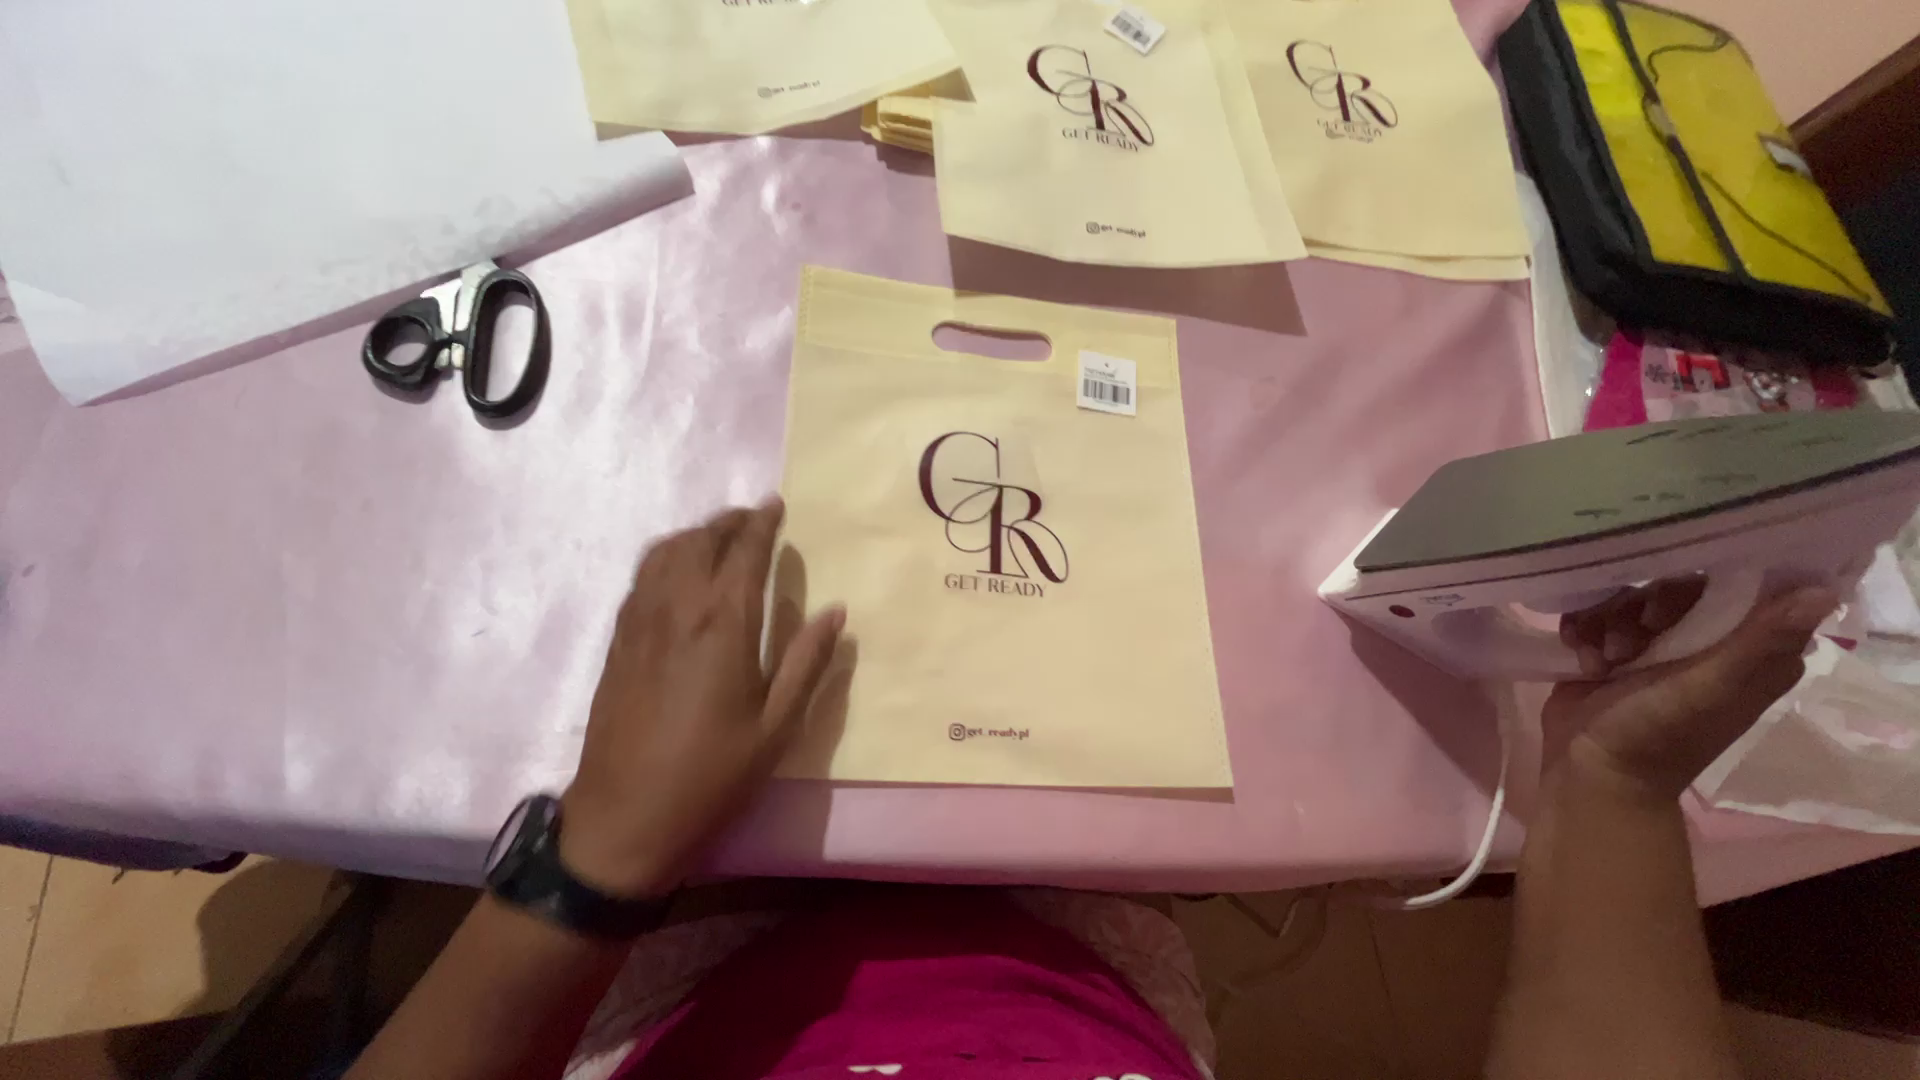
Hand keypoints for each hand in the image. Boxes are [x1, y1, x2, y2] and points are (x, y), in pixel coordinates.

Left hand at [559, 500, 844, 898]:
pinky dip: (666, 556)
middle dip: (730, 521)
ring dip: (696, 534)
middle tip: (753, 518)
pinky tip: (679, 572)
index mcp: (724, 624)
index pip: (744, 552)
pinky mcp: (619, 640)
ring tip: (719, 538)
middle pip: (702, 541)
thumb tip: (836, 610)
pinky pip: (642, 576)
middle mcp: (678, 608)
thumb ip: (807, 662)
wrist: (626, 817)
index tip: (776, 504)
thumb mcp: (777, 726)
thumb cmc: (713, 775)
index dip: (762, 523)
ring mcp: (641, 621)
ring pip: (666, 552)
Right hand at [1543, 579, 1836, 801]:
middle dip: (1638, 609)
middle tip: (1629, 643)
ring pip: (1626, 598)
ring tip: (1599, 660)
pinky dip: (1581, 631)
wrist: (1590, 769)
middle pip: (1672, 588)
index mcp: (1748, 654)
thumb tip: (1820, 592)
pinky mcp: (1609, 651)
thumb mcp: (1706, 690)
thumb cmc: (1654, 734)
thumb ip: (1755, 643)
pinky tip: (1580, 659)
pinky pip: (1593, 614)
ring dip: (1603, 623)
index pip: (1738, 588)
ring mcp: (1653, 648)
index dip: (1700, 587)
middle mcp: (1705, 645)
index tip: (1666, 612)